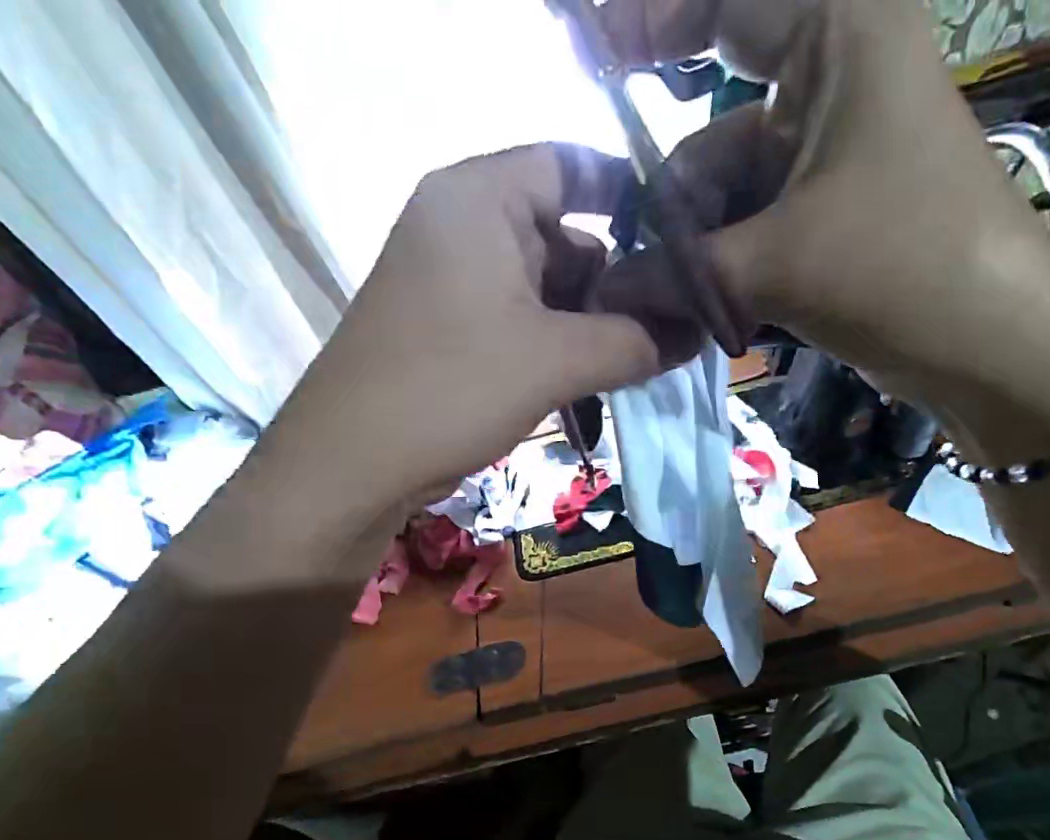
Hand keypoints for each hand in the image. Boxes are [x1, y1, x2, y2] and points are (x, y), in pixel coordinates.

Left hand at [261, 143, 661, 512]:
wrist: (349, 465)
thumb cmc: (451, 387)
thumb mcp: (557, 360)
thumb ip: (637, 340)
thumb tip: (700, 335)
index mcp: (478, 197)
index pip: (571, 165)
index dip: (631, 197)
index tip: (682, 244)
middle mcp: (461, 223)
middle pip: (563, 232)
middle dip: (615, 283)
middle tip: (665, 329)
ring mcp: (451, 278)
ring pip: (545, 285)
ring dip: (589, 324)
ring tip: (632, 365)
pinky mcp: (448, 326)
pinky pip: (519, 318)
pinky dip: (556, 344)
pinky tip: (588, 380)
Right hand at [595, 0, 1049, 458]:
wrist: (998, 349)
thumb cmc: (901, 271)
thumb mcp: (776, 265)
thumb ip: (679, 273)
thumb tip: (604, 293)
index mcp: (840, 36)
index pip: (723, 4)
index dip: (647, 25)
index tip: (591, 67)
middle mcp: (838, 77)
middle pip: (718, 115)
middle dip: (677, 192)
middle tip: (645, 256)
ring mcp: (839, 148)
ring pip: (733, 182)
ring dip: (700, 244)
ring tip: (686, 303)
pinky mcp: (839, 207)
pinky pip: (759, 218)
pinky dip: (728, 260)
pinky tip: (712, 308)